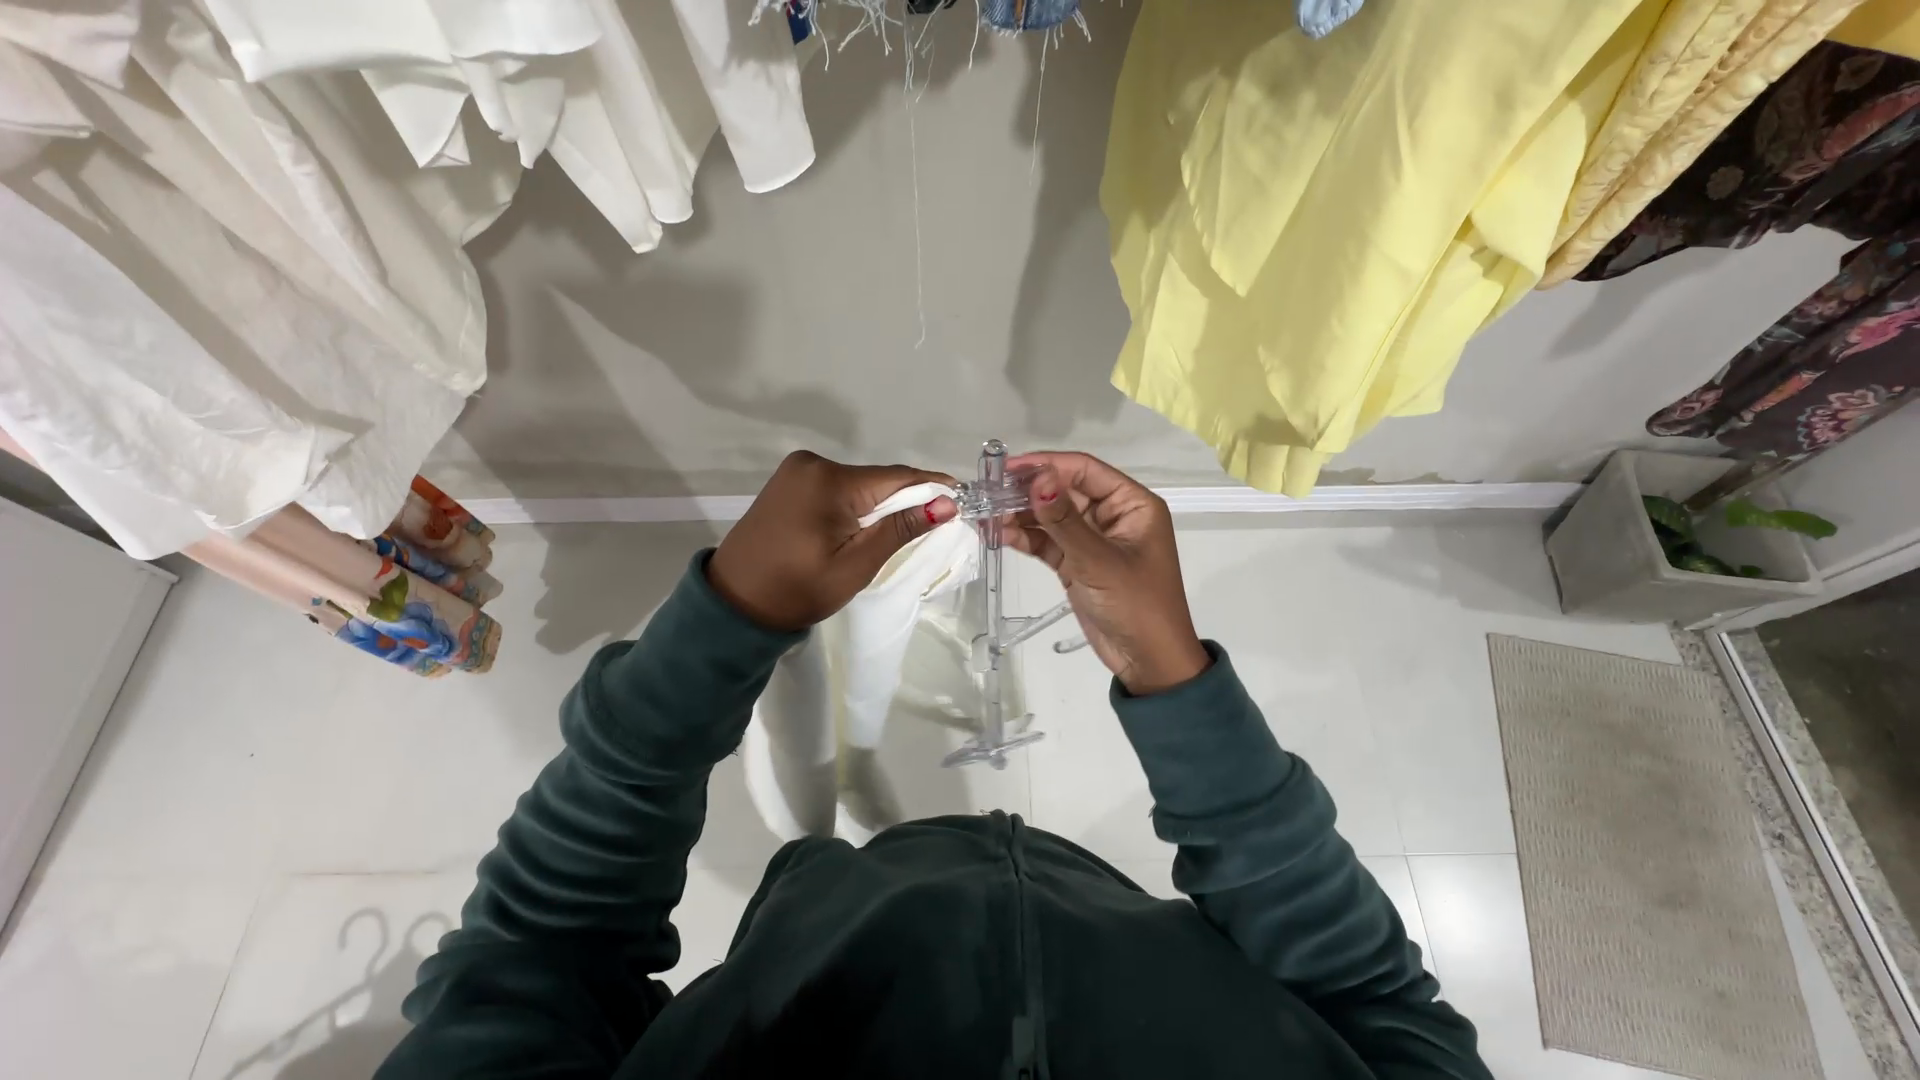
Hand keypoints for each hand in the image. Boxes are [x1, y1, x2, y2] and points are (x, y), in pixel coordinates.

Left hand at [708, 451, 957, 631]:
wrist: (735, 605)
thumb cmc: (798, 589)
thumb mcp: (856, 564)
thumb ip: (901, 530)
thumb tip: (946, 503)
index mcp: (829, 480)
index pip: (896, 477)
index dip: (931, 487)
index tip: (961, 500)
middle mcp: (812, 464)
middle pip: (876, 480)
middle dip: (904, 501)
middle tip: (931, 528)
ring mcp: (796, 472)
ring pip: (857, 485)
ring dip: (878, 506)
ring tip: (895, 535)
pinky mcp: (786, 484)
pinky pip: (834, 490)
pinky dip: (853, 507)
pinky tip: (860, 529)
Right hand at [1001, 452, 1208, 694]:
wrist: (1149, 662)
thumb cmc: (1136, 605)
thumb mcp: (1098, 561)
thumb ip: (1064, 519)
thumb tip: (1037, 478)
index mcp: (1132, 505)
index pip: (1084, 470)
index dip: (1046, 465)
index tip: (1008, 468)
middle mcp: (1113, 516)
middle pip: (1064, 490)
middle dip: (1028, 491)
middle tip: (988, 492)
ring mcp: (1093, 540)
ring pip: (1052, 517)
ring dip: (1021, 515)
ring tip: (986, 514)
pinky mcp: (1077, 564)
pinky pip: (1048, 542)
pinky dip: (1026, 538)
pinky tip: (999, 533)